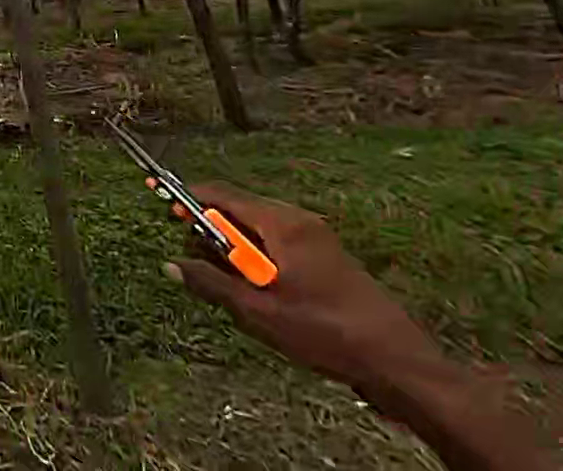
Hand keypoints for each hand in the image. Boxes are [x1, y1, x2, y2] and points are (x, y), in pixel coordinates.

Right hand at [169, 184, 548, 469]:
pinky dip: (255, 257)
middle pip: (236, 209)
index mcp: (282, 223)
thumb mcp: (259, 312)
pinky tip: (257, 289)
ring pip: (255, 229)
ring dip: (233, 248)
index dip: (186, 196)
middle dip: (209, 228)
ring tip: (230, 282)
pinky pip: (275, 243)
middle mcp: (298, 221)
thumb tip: (170, 264)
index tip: (157, 194)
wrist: (406, 369)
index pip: (220, 194)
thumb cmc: (328, 333)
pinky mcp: (325, 258)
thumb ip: (210, 283)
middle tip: (194, 255)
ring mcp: (315, 239)